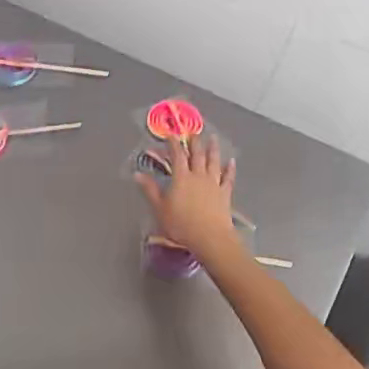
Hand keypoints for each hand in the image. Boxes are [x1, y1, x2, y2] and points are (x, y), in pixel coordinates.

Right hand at [135, 134, 238, 255]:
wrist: (208, 236)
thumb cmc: (180, 224)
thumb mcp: (159, 208)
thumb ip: (150, 190)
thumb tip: (137, 174)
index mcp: (181, 178)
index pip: (177, 155)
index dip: (173, 144)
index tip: (171, 134)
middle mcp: (198, 175)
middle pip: (197, 154)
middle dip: (195, 142)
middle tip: (194, 132)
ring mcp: (213, 183)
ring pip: (214, 161)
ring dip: (213, 149)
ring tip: (213, 138)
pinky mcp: (224, 193)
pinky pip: (228, 177)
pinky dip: (230, 168)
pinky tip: (231, 162)